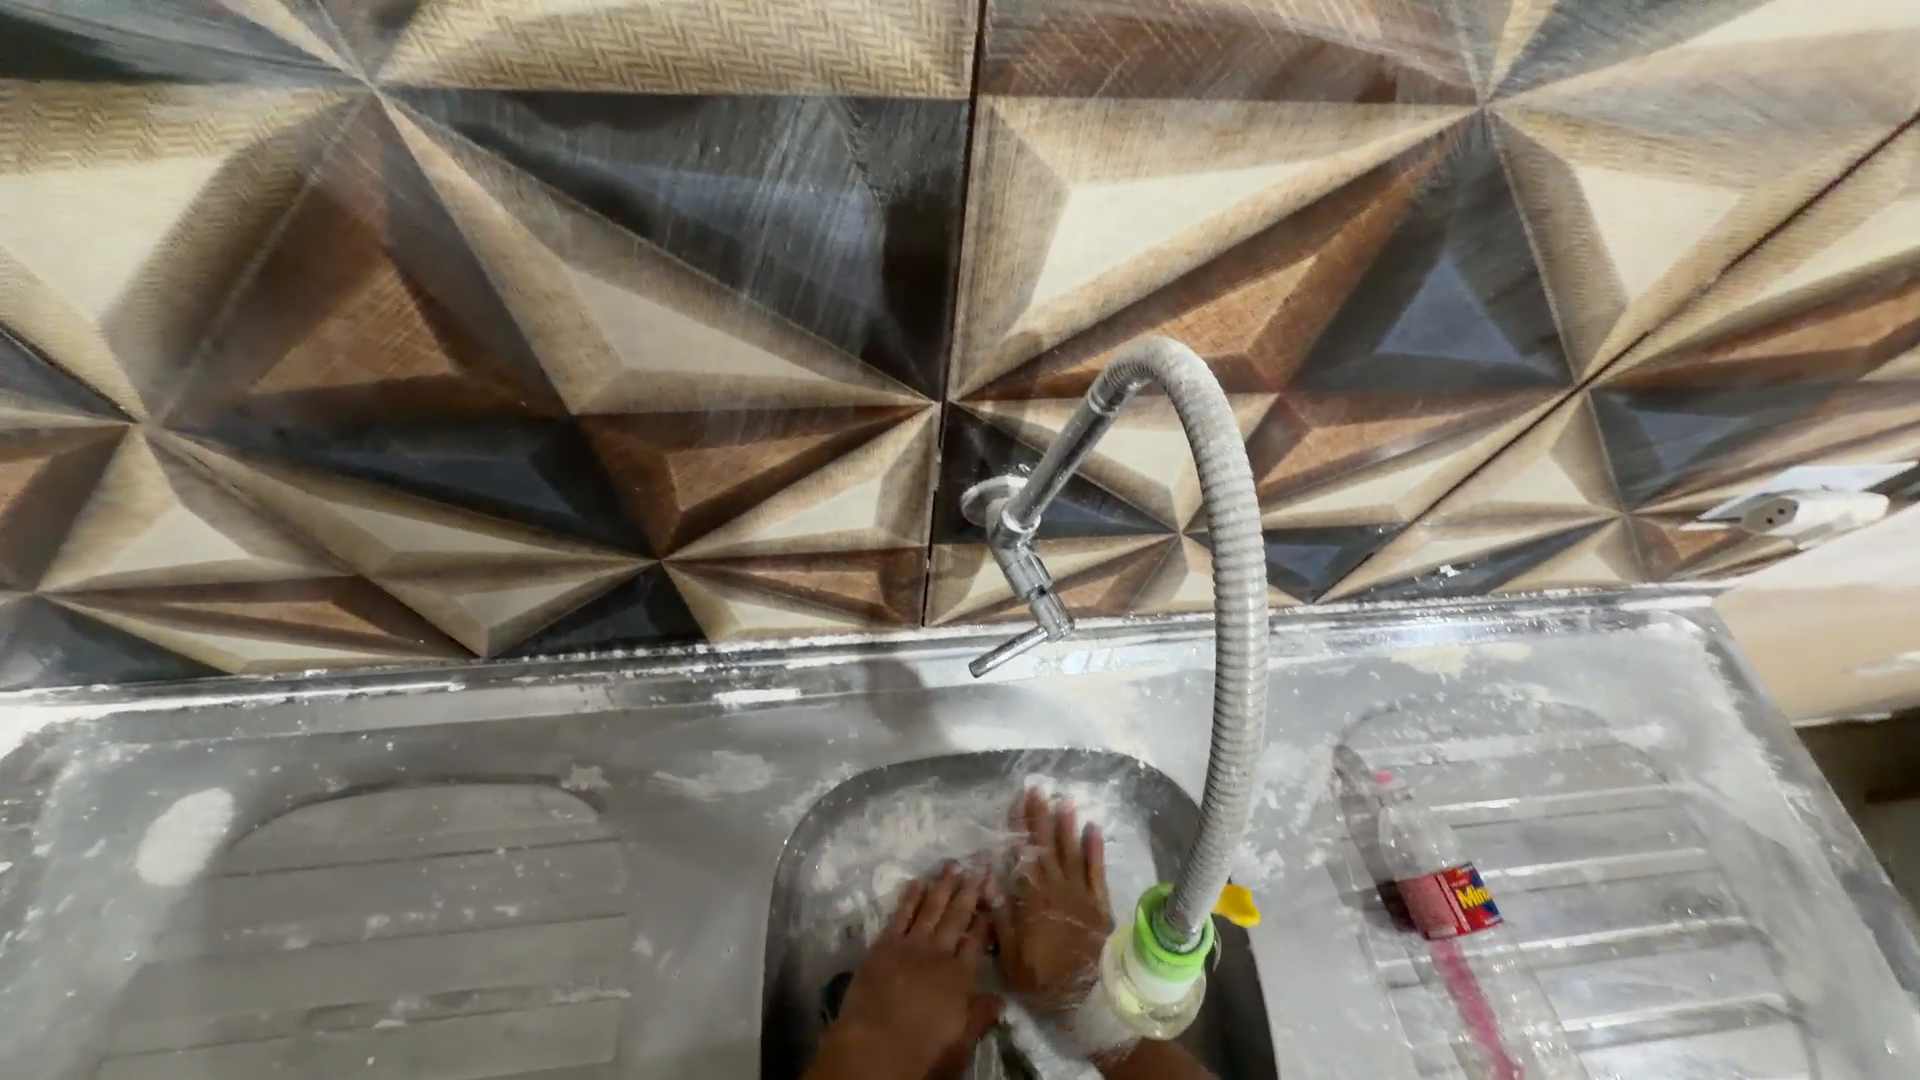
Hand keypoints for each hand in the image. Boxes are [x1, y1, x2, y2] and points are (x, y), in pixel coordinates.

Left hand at [807, 864, 1002, 1079]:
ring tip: (952, 864)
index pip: (976, 941)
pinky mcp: (884, 945)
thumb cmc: (921, 1053)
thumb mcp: (960, 1044)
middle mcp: (939, 953)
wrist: (875, 1047)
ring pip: (931, 908)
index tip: (992, 897)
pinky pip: (900, 915)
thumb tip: (1000, 999)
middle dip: (970, 890)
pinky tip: (917, 882)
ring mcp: (911, 945)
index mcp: (960, 977)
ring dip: (942, 885)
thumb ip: (979, 1018)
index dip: (984, 919)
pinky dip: (909, 897)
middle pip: (957, 916)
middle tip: (980, 864)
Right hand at [988, 788, 1114, 1018]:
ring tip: (1065, 799)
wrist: (1089, 997)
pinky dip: (1095, 848)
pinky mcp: (1099, 903)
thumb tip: (988, 882)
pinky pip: (1096, 870)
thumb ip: (1000, 917)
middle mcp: (1057, 888)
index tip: (1017, 802)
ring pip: (1072, 851)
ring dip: (1067, 825)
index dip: (1020, 827)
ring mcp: (1080, 893)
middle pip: (1047, 845)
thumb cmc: (1044, 979)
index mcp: (1033, 898)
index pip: (1024, 853)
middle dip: (1041, 816)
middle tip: (1039, 789)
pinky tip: (1093, 828)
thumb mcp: (1011, 955)